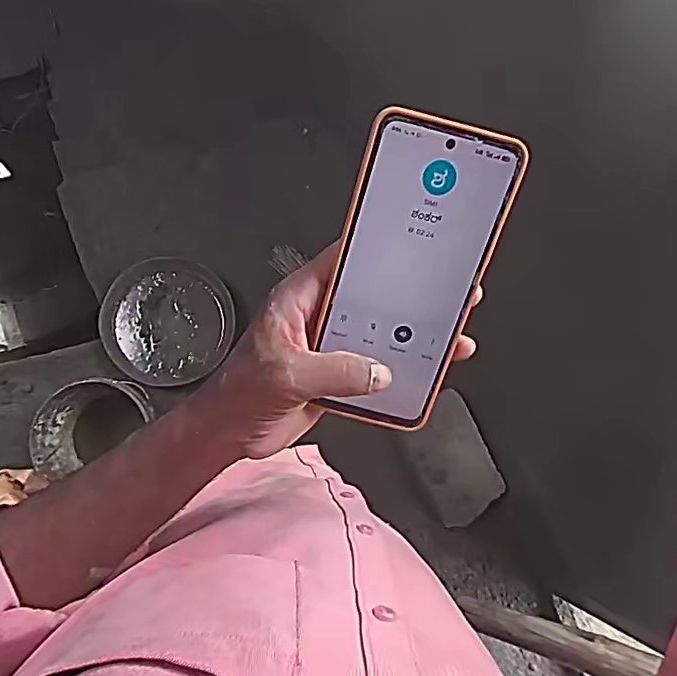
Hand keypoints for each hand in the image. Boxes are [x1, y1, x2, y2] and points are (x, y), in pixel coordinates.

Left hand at [201, 243, 480, 458]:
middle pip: (368, 298)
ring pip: (376, 333)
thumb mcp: (287, 375)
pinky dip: (397, 371)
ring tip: (446, 333)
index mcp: (297, 300)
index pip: (340, 261)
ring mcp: (327, 347)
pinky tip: (421, 372)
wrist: (231, 432)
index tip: (408, 243)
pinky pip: (373, 367)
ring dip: (408, 337)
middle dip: (405, 296)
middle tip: (442, 291)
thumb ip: (334, 371)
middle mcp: (315, 318)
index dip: (374, 250)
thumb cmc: (238, 393)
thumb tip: (376, 371)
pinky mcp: (335, 375)